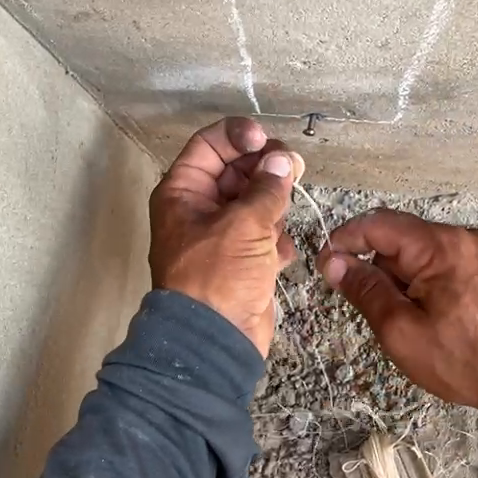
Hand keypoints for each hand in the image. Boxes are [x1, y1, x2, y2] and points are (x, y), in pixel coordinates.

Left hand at [149, 117, 304, 355]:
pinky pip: (264, 235)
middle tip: (294, 170)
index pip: (210, 145)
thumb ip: (266, 188)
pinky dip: (275, 241)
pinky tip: (278, 256)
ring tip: (281, 220)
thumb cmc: (217, 276)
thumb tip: (282, 160)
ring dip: (274, 208)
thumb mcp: (243, 224)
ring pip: (255, 202)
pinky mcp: (242, 260)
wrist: (215, 341)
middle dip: (266, 169)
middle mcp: (199, 208)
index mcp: (183, 192)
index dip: (239, 136)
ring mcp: (222, 235)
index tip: (267, 140)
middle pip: (238, 170)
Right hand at [315, 208, 477, 408]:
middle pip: (399, 236)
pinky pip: (442, 264)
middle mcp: (461, 237)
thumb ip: (365, 290)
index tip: (324, 265)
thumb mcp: (401, 330)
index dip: (343, 240)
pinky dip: (421, 281)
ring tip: (399, 318)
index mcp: (438, 246)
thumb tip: (334, 262)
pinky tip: (424, 314)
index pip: (376, 224)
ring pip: (420, 252)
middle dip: (373, 264)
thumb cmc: (462, 358)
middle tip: (363, 303)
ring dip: (398, 277)